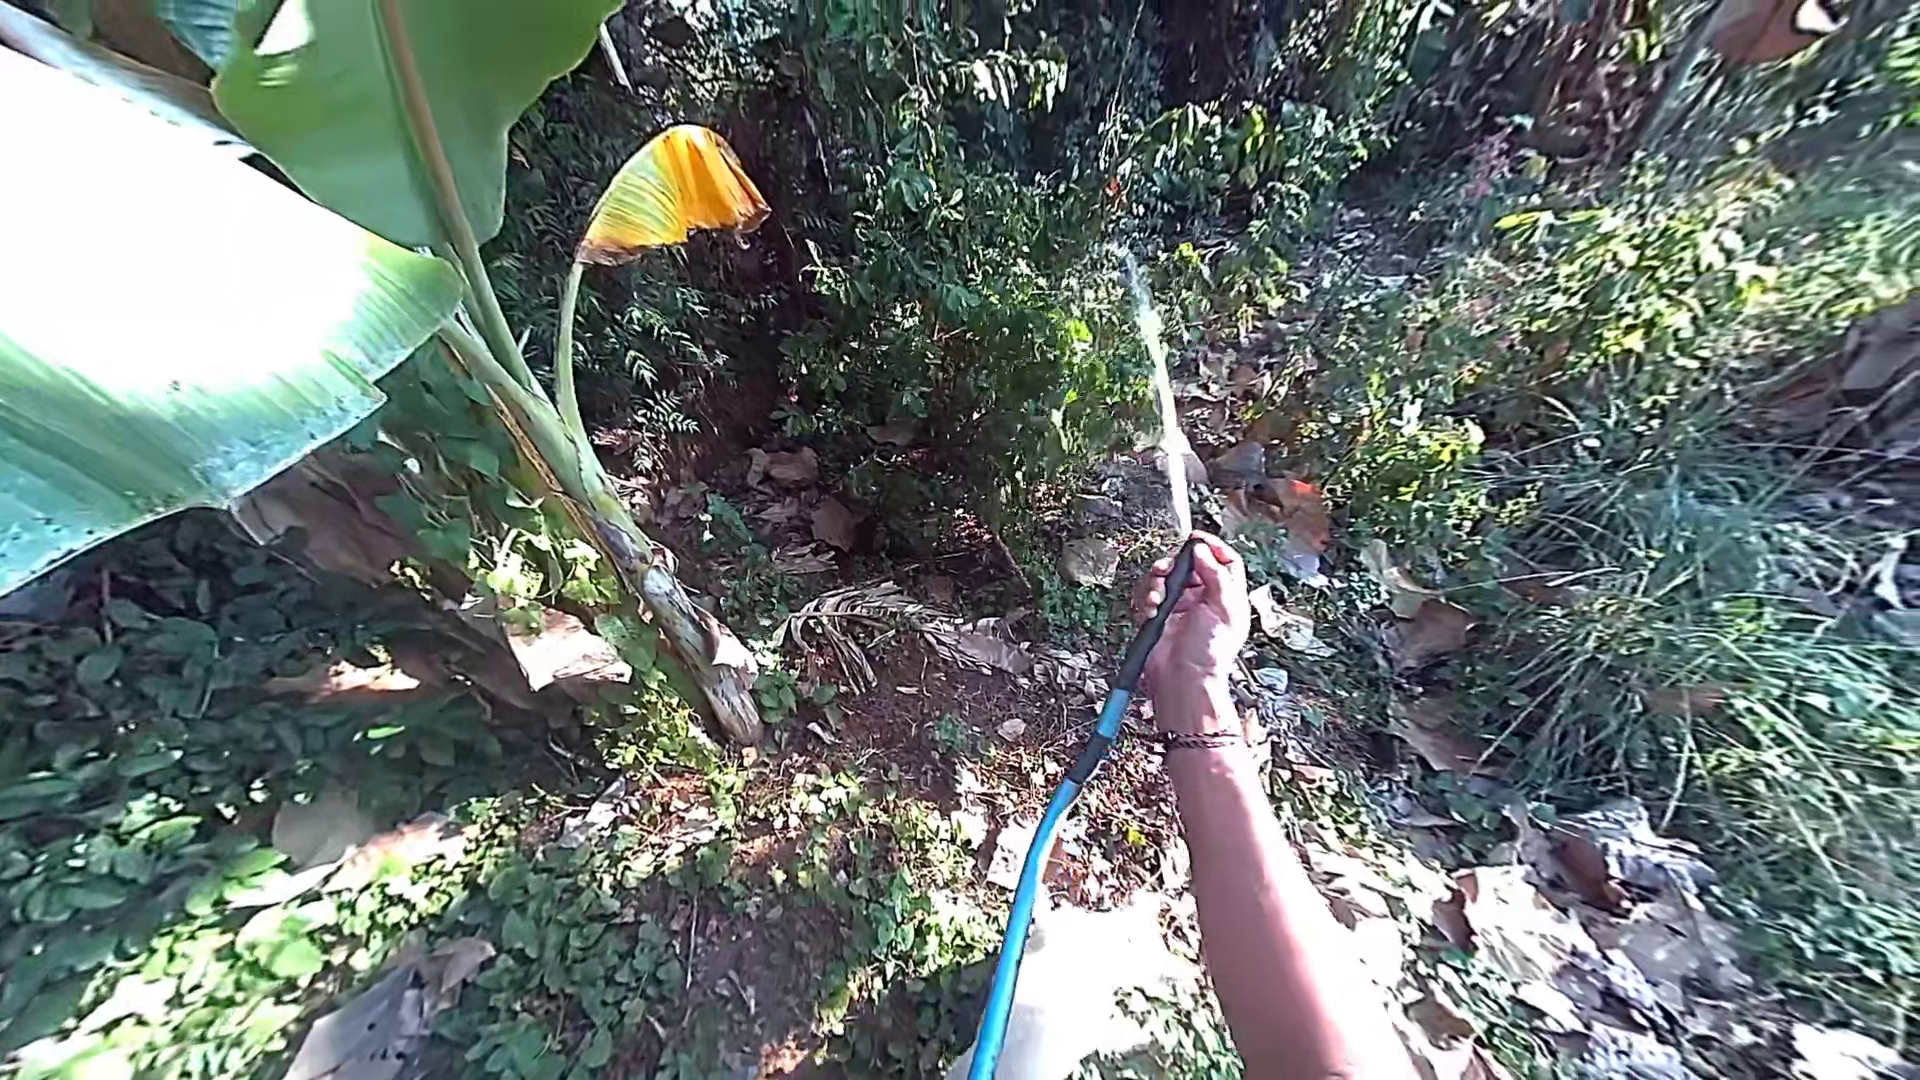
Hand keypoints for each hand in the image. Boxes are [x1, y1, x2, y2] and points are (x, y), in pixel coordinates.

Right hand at [1129, 532, 1249, 732]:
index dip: (1210, 546)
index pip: (1222, 560)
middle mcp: (1202, 597)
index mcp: (1225, 595)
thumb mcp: (1224, 608)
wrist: (1183, 677)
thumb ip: (1216, 575)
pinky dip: (1146, 598)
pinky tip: (1152, 609)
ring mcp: (1178, 605)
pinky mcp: (1157, 614)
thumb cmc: (1209, 651)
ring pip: (1163, 577)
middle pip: (1187, 565)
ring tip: (1157, 597)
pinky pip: (1147, 594)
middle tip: (1167, 569)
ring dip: (1156, 582)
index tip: (1195, 539)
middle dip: (1174, 564)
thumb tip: (1201, 550)